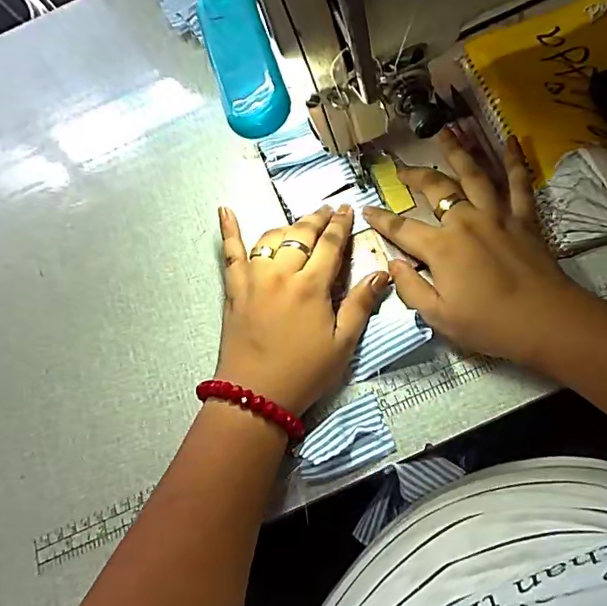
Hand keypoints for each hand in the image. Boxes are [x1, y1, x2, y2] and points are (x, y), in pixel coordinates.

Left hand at [215, 205, 389, 414]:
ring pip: (271, 238)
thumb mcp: (343, 343)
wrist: (255, 395)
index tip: (348, 210)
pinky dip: (228, 230)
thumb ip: (361, 304)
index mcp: (311, 286)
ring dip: (288, 226)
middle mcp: (281, 274)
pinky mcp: (234, 289)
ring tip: (299, 223)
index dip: (341, 225)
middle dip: (318, 219)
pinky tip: (225, 211)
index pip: (330, 244)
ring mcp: (254, 278)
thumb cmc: (305, 372)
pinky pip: (230, 253)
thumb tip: (382, 273)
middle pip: (301, 234)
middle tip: (329, 210)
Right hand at [362, 130, 605, 369]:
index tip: (366, 209)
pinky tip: (511, 140)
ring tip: (447, 132)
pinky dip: (514, 161)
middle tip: (402, 168)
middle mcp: (466, 221)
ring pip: (474, 175)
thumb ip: (411, 288)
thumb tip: (394, 264)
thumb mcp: (439, 317)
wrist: (545, 320)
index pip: (402, 228)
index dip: (381, 218)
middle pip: (437, 189)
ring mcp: (497, 216)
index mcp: (441, 247)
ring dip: (458, 152)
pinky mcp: (524, 219)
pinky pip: (518, 183)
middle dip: (416, 176)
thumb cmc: (490, 324)